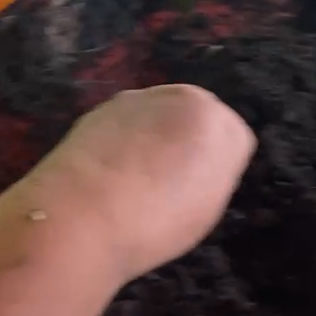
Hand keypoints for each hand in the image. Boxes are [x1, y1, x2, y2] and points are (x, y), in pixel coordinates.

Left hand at [23, 85, 255, 282]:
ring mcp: (134, 99)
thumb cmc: (156, 219)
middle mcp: (176, 96)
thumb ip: (213, 169)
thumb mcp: (209, 204)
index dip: (216, 169)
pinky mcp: (99, 108)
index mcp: (213, 118)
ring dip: (153, 138)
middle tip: (169, 184)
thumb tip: (197, 160)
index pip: (233, 138)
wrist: (81, 214)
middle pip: (195, 117)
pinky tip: (109, 172)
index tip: (198, 192)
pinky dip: (122, 141)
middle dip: (186, 142)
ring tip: (135, 181)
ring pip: (158, 118)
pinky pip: (125, 125)